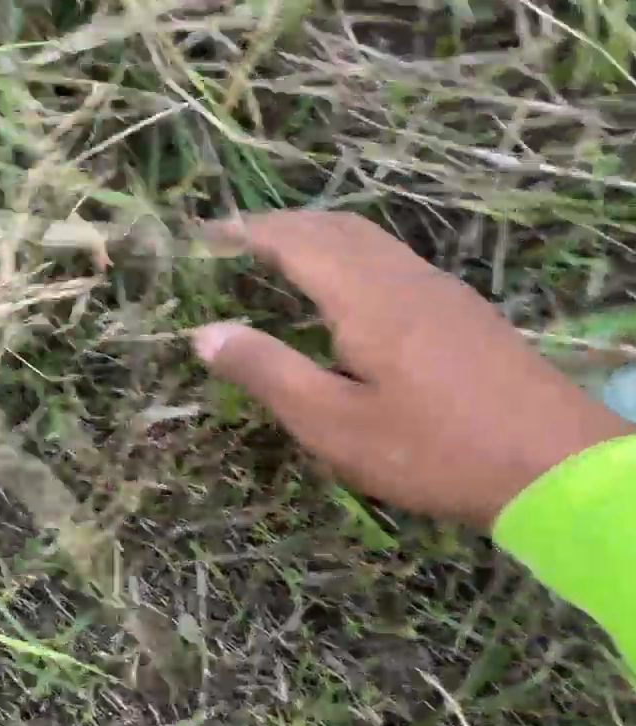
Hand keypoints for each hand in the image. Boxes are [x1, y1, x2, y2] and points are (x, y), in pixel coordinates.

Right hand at [191, 211, 633, 526]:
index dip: (249, 233)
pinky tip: (328, 283)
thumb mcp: (328, 421)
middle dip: (280, 225)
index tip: (203, 232)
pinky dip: (342, 256)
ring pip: (370, 243)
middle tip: (226, 235)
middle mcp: (410, 285)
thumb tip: (205, 333)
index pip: (301, 245)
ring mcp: (441, 297)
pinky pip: (388, 263)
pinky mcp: (457, 317)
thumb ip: (266, 371)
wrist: (554, 468)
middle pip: (341, 231)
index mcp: (372, 303)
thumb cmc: (427, 449)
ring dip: (313, 236)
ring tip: (266, 250)